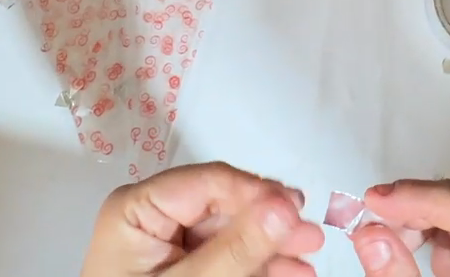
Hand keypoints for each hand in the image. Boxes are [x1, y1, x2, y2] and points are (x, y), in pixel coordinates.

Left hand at [81, 162, 325, 276]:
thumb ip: (235, 249)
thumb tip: (288, 206)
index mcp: (138, 208)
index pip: (210, 182)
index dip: (257, 192)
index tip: (297, 210)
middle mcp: (152, 218)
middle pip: (225, 207)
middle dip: (270, 224)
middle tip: (312, 237)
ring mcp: (166, 245)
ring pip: (231, 233)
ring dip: (271, 248)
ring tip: (308, 261)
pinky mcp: (179, 269)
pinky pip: (224, 257)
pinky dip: (256, 266)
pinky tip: (288, 273)